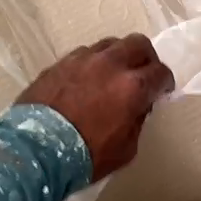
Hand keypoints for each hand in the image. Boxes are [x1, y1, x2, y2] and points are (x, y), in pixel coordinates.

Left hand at [17, 33, 173, 178]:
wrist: (36, 150)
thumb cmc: (86, 156)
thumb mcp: (126, 149)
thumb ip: (138, 121)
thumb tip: (139, 106)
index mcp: (132, 86)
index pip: (161, 73)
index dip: (165, 82)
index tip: (162, 91)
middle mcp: (111, 64)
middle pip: (139, 43)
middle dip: (146, 58)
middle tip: (143, 74)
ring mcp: (84, 59)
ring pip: (111, 44)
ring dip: (118, 57)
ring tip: (113, 74)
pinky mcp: (61, 61)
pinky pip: (85, 53)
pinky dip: (94, 63)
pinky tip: (88, 79)